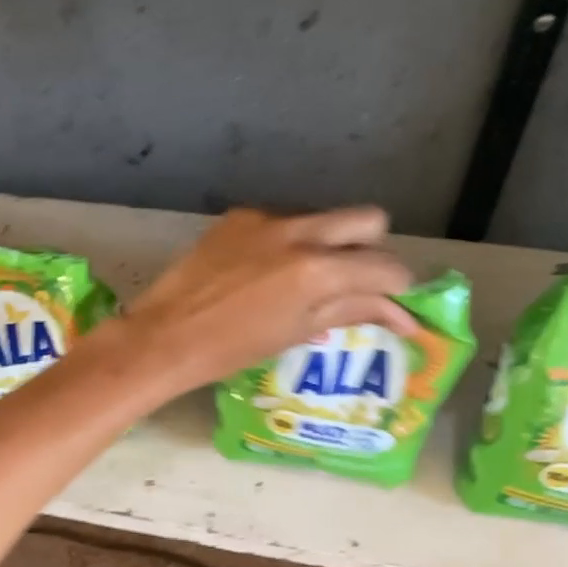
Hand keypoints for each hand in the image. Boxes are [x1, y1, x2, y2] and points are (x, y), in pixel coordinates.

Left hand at [120, 206, 416, 390]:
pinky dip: (288, 242)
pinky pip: (283, 221)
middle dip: (372, 248)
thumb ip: (351, 312)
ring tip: (304, 281)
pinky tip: (265, 272)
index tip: (394, 300)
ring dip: (329, 242)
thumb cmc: (231, 349)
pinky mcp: (239, 216)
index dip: (398, 285)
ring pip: (323, 217)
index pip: (385, 265)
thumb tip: (402, 316)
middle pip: (367, 218)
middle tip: (355, 281)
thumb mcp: (296, 333)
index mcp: (317, 270)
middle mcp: (298, 232)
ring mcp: (266, 219)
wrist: (165, 336)